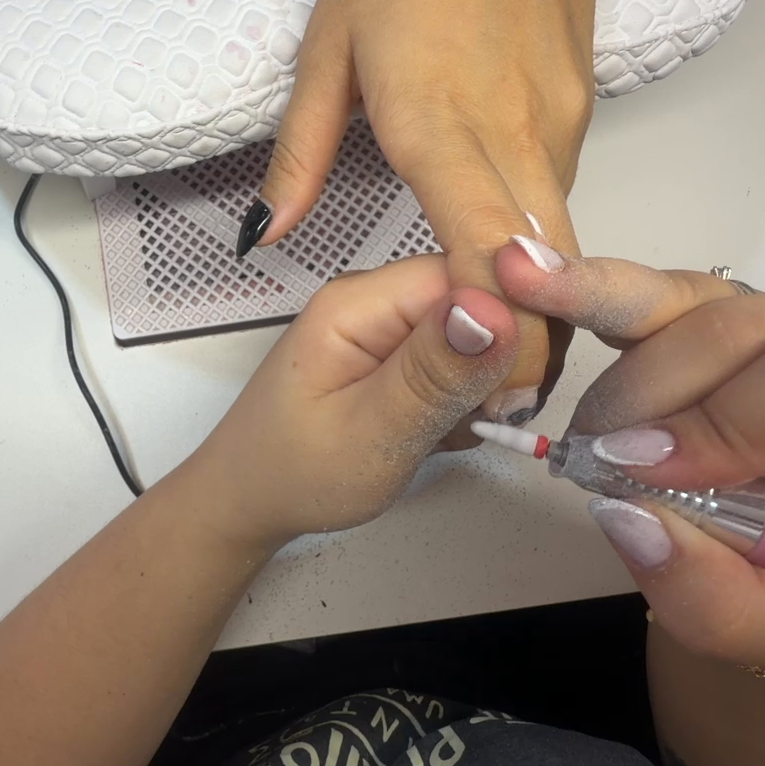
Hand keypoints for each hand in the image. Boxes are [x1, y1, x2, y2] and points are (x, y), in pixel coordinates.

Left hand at [184, 255, 519, 546]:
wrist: (252, 495)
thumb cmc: (293, 471)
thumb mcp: (369, 434)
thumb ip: (432, 376)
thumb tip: (496, 310)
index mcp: (356, 302)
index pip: (466, 270)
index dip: (510, 324)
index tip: (511, 393)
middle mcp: (373, 299)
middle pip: (479, 294)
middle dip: (503, 359)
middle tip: (483, 420)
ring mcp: (385, 324)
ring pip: (478, 330)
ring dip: (486, 384)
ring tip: (451, 428)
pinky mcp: (396, 351)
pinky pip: (459, 357)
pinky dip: (468, 395)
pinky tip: (444, 427)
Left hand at [241, 0, 597, 426]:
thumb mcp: (322, 54)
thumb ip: (299, 157)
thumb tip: (267, 234)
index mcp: (437, 125)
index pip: (477, 250)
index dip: (489, 326)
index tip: (488, 388)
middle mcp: (515, 131)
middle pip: (538, 259)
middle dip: (526, 333)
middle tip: (500, 396)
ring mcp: (561, 116)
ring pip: (555, 227)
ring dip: (537, 289)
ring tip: (505, 340)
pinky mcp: (586, 102)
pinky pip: (561, 187)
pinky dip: (542, 233)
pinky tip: (512, 255)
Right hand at [495, 237, 764, 666]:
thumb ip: (712, 595)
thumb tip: (627, 513)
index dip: (726, 420)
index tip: (639, 471)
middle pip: (742, 329)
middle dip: (649, 397)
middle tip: (596, 460)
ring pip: (686, 299)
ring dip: (612, 359)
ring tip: (582, 425)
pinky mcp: (717, 305)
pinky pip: (648, 288)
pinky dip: (582, 288)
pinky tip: (526, 274)